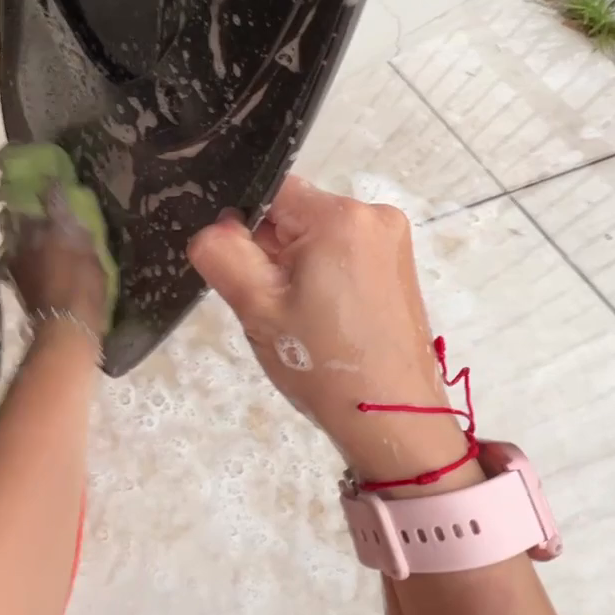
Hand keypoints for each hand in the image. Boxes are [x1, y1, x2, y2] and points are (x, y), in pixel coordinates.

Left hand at [0, 185, 109, 341]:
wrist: (64, 325)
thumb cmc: (88, 292)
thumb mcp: (95, 261)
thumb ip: (82, 238)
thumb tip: (74, 223)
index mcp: (58, 227)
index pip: (53, 197)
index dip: (51, 187)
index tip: (50, 179)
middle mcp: (34, 235)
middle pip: (25, 212)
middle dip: (26, 205)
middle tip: (30, 202)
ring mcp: (20, 253)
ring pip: (14, 230)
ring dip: (17, 225)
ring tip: (21, 224)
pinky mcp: (13, 272)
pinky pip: (12, 251)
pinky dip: (16, 248)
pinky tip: (20, 251)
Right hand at [186, 176, 468, 483]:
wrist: (392, 421)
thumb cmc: (322, 362)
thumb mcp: (255, 305)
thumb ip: (220, 251)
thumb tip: (217, 225)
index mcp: (340, 216)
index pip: (268, 193)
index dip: (244, 229)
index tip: (249, 273)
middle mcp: (373, 214)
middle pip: (292, 214)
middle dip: (271, 251)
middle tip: (272, 303)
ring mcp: (391, 240)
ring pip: (313, 235)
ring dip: (293, 266)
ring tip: (298, 315)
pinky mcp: (397, 265)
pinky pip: (338, 251)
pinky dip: (319, 275)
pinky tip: (320, 315)